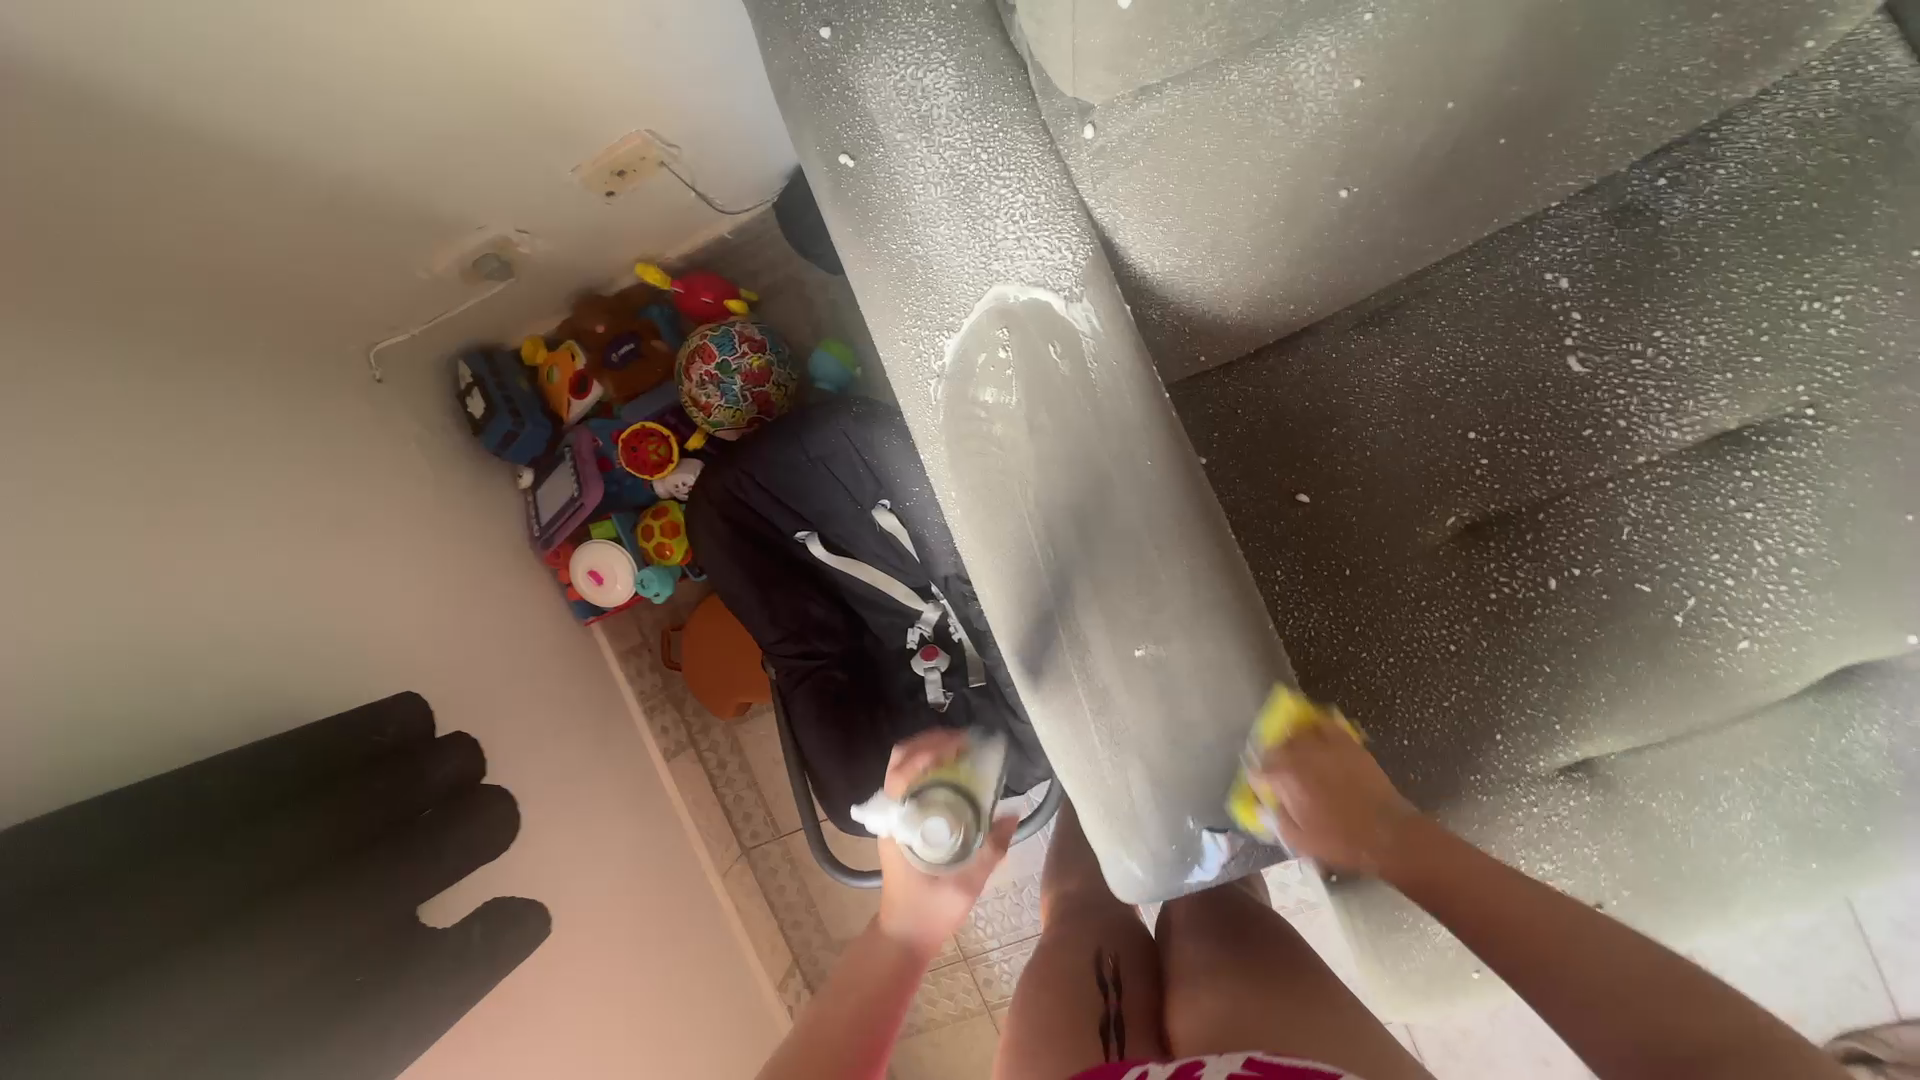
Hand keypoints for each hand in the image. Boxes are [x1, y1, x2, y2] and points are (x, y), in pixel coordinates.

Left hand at [874, 730, 1018, 952]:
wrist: (904, 935)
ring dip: (930, 751)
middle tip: (965, 741)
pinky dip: (931, 767)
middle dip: (930, 742)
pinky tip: (957, 772)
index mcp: (898, 824)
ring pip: (903, 767)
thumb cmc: (929, 911)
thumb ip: (991, 849)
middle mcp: (891, 813)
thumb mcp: (966, 884)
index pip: (901, 774)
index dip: (927, 752)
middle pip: (900, 759)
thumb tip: (1013, 813)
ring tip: (964, 750)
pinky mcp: (901, 821)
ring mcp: (893, 815)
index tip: (958, 746)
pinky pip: (911, 781)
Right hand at [1256, 720, 1423, 875]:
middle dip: (1274, 758)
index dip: (1259, 780)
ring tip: (1296, 752)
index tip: (1264, 789)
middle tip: (1280, 773)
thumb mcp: (1299, 839)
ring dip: (1293, 740)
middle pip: (1276, 745)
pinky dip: (1318, 727)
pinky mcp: (1348, 744)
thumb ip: (1277, 818)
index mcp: (1285, 776)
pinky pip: (1327, 725)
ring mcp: (1326, 745)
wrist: (1388, 834)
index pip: (1259, 769)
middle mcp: (1301, 754)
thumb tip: (1265, 806)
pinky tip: (1318, 736)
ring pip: (1299, 731)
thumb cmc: (1341, 840)